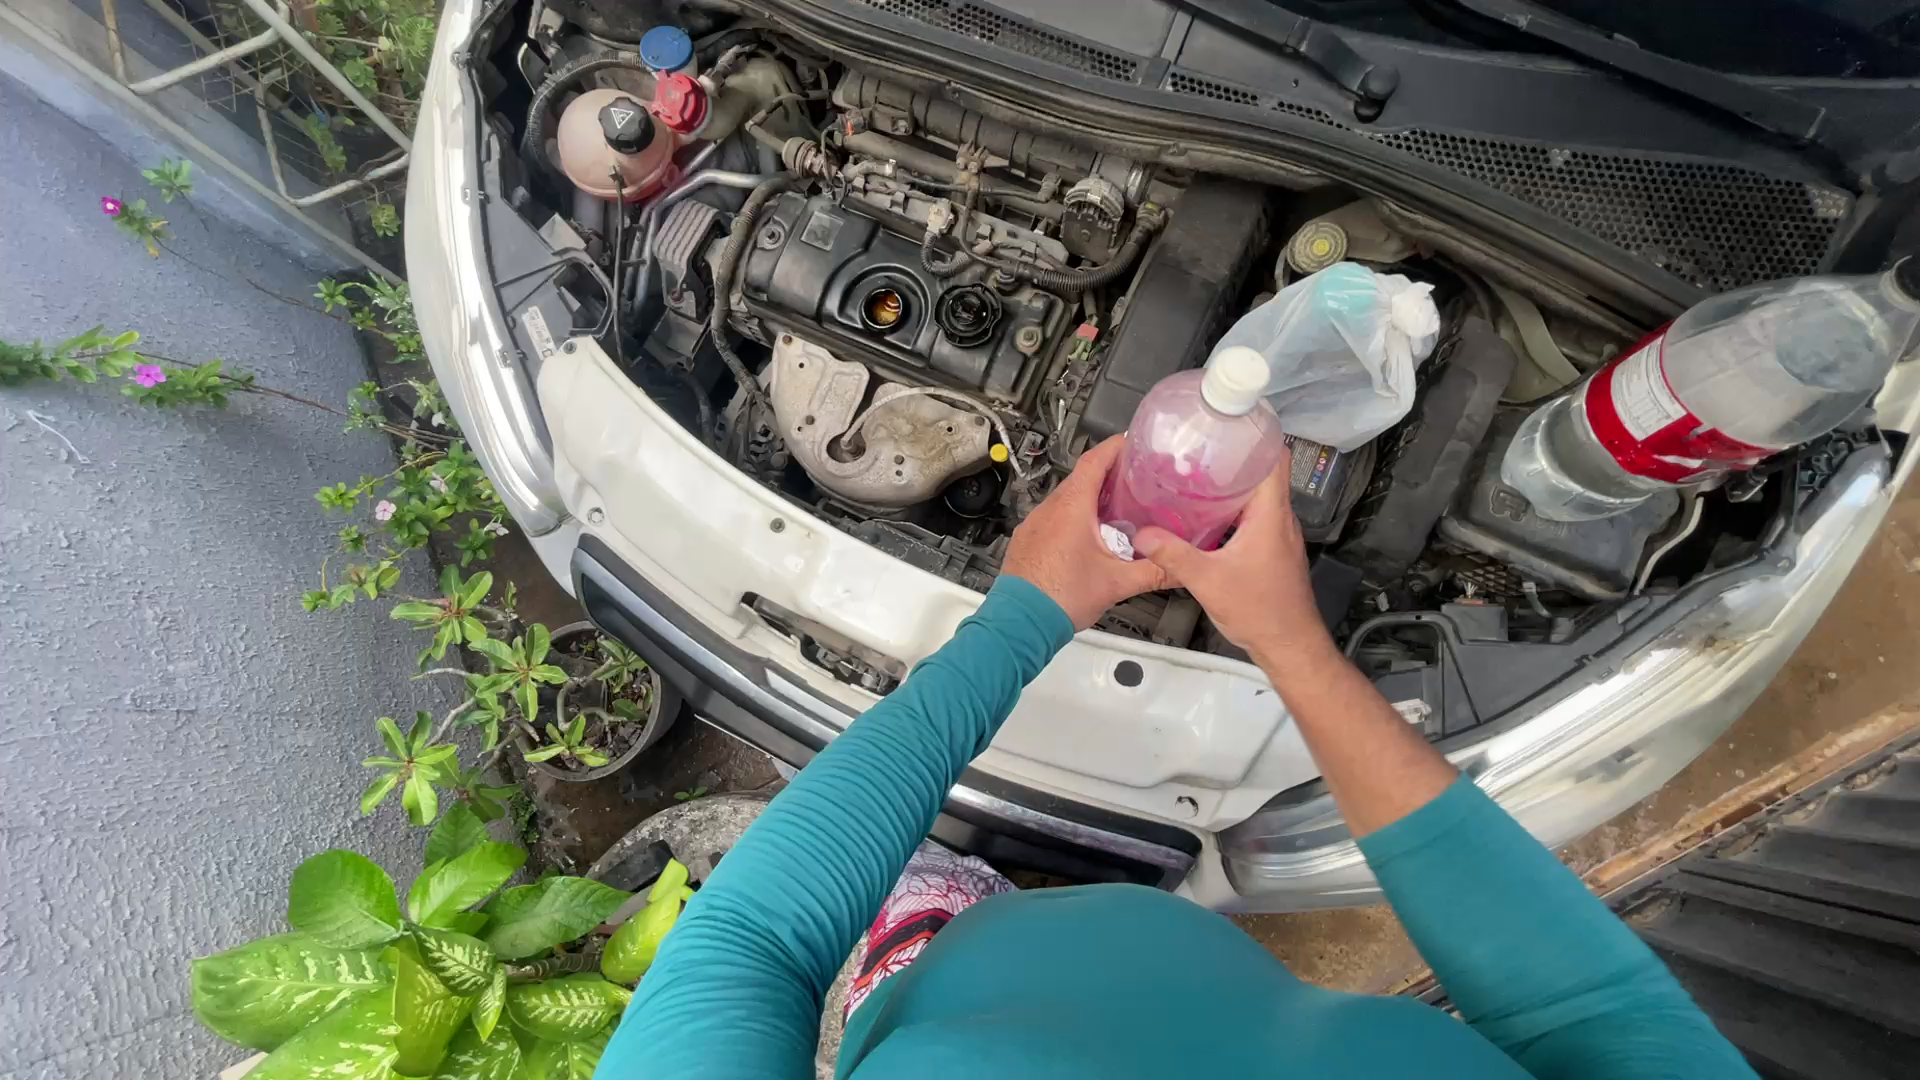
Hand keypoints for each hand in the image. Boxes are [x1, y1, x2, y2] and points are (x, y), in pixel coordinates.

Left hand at [1003, 436, 1175, 628]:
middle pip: (1081, 478)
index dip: (1116, 447)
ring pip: (1066, 499)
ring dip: (1091, 499)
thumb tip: (1180, 568)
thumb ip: (1154, 572)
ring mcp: (1035, 525)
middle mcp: (1049, 510)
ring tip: (1118, 508)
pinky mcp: (1028, 541)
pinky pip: (1053, 518)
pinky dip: (1073, 518)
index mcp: (1071, 508)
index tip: (1133, 443)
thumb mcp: (1116, 583)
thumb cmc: (1058, 598)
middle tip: (1135, 479)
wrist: (1020, 621)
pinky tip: (1089, 536)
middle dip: (1109, 475)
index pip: (1095, 460)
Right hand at [1132, 451, 1333, 664]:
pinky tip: (1202, 516)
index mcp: (1270, 515)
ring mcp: (1276, 534)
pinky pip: (1250, 516)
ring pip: (1254, 495)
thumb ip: (1172, 554)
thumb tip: (1142, 533)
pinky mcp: (1270, 549)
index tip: (1226, 423)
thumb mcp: (1207, 580)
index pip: (1273, 458)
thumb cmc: (1262, 613)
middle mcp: (1278, 519)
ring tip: (1192, 477)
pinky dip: (1229, 508)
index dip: (1254, 435)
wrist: (1288, 645)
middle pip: (1259, 472)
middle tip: (1195, 449)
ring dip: (1228, 484)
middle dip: (1229, 457)